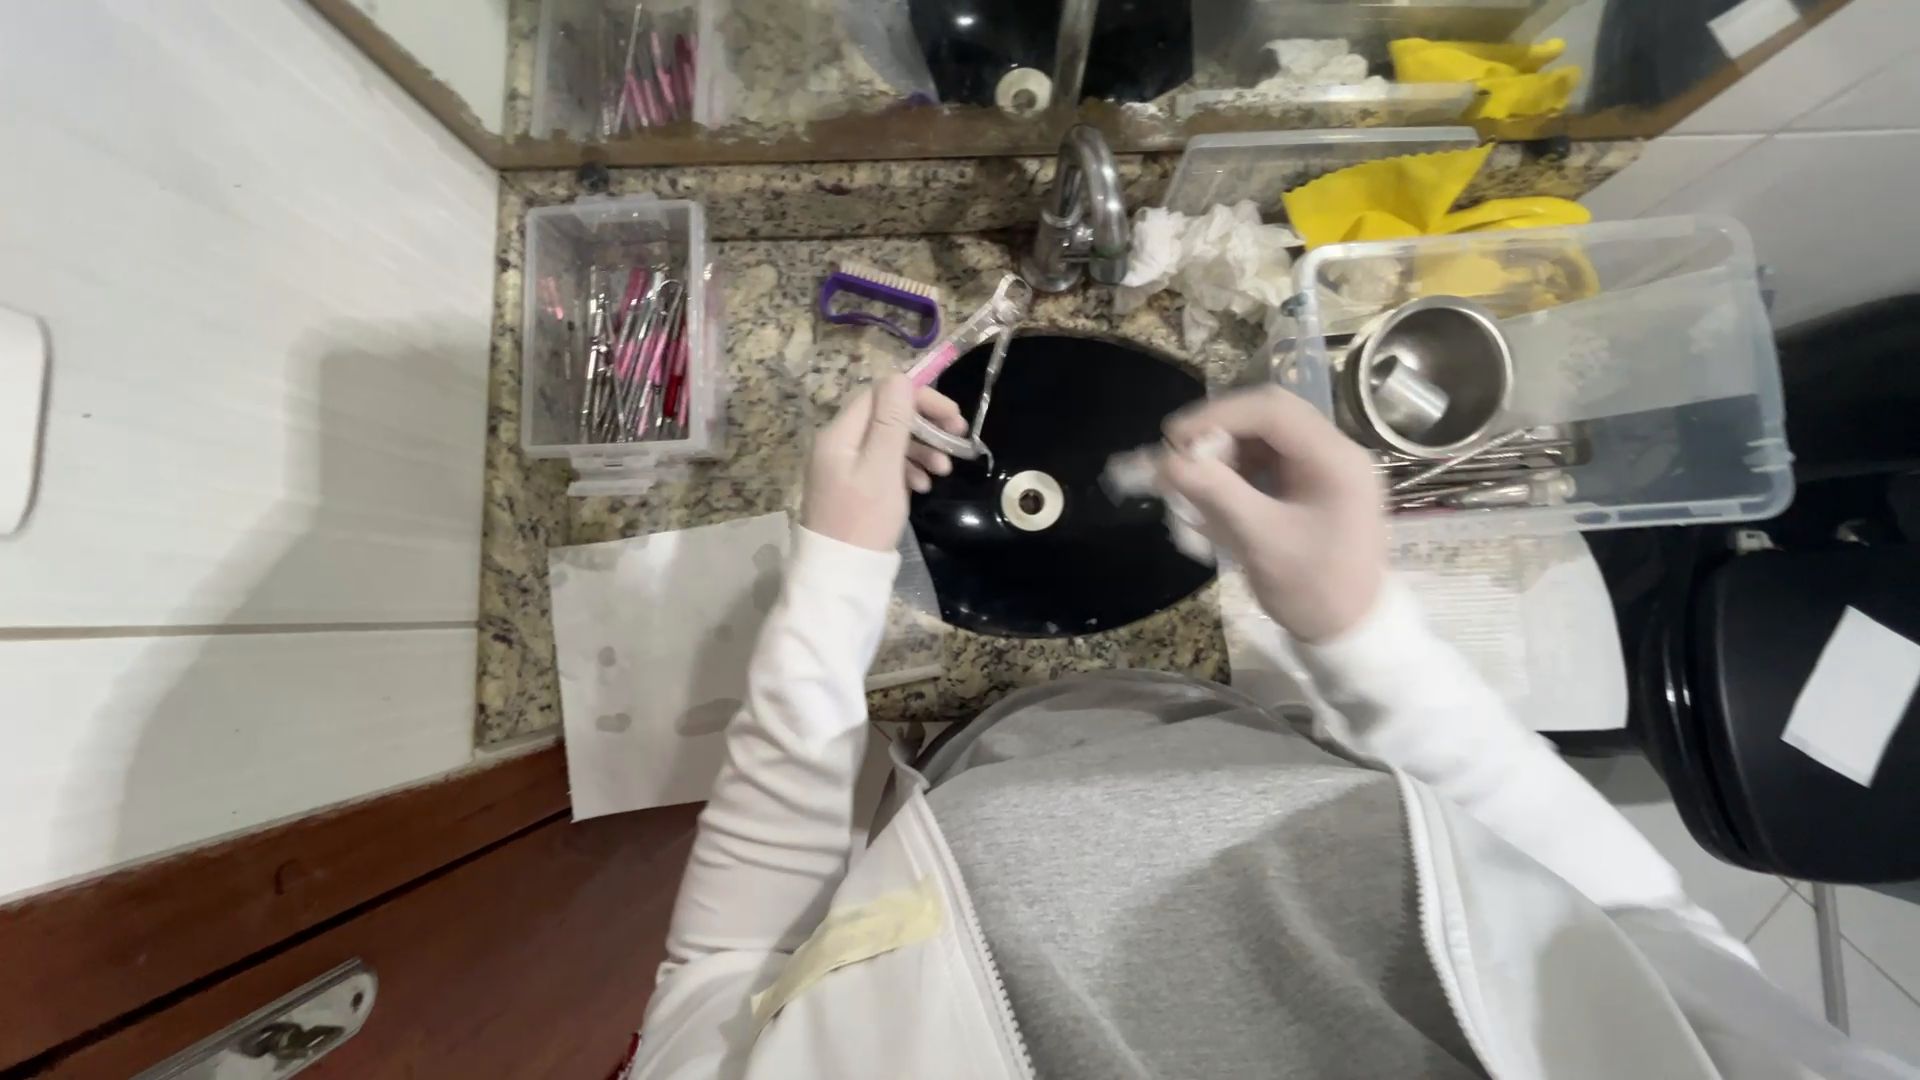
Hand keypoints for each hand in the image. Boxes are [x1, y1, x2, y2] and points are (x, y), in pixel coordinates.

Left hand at [802, 374, 966, 551]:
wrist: (842, 575)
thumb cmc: (863, 521)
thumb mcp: (882, 468)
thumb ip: (892, 422)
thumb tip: (901, 378)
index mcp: (839, 434)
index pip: (881, 395)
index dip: (919, 399)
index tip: (953, 417)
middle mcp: (838, 444)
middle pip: (886, 417)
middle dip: (924, 425)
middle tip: (958, 438)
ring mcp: (845, 466)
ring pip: (889, 442)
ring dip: (921, 450)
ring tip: (944, 471)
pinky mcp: (854, 486)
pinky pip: (884, 465)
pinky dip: (908, 469)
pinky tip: (924, 486)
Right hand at [1159, 384, 1386, 642]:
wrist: (1350, 631)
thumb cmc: (1312, 589)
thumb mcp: (1260, 541)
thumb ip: (1215, 494)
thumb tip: (1166, 461)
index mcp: (1335, 460)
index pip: (1272, 411)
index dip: (1218, 416)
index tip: (1173, 440)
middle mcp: (1334, 453)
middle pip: (1268, 416)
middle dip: (1218, 430)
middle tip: (1178, 453)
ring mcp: (1324, 468)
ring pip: (1264, 437)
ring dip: (1224, 450)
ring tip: (1192, 477)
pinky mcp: (1311, 486)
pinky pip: (1266, 461)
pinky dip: (1235, 469)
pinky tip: (1212, 491)